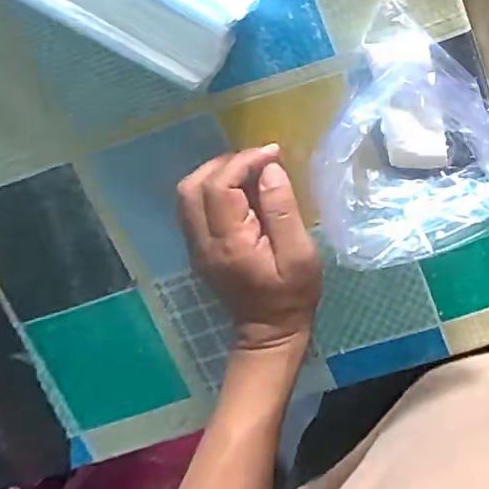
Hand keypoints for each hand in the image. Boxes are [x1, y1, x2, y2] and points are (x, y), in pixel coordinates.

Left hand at [176, 145, 322, 352]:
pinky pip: (195, 206)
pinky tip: (240, 189)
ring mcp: (197, 246)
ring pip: (188, 194)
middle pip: (194, 186)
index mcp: (229, 242)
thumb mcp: (300, 254)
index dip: (244, 161)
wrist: (269, 333)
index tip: (272, 154)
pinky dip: (213, 187)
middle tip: (259, 160)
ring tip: (249, 171)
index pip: (220, 186)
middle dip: (226, 163)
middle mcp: (204, 242)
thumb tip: (270, 170)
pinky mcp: (199, 248)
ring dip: (217, 173)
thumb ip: (283, 211)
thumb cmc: (292, 294)